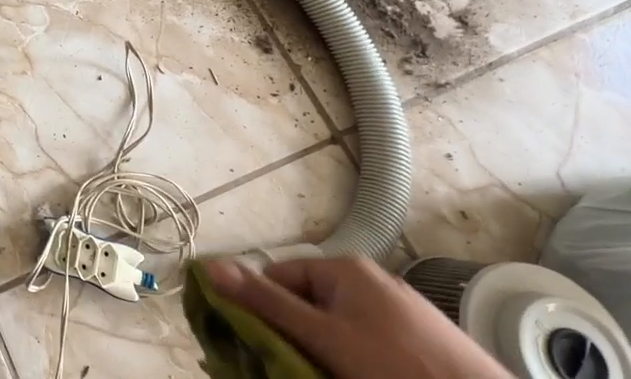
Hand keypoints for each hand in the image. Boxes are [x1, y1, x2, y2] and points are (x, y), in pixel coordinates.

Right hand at [204, 256, 511, 378]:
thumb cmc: (397, 367)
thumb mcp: (325, 338)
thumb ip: (267, 303)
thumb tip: (207, 263)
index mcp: (343, 267)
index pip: (277, 278)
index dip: (265, 313)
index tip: (264, 348)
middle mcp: (369, 279)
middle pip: (307, 303)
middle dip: (297, 336)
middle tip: (298, 369)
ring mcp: (400, 310)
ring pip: (339, 327)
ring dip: (327, 353)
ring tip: (332, 378)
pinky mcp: (423, 340)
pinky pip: (371, 342)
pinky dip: (360, 362)